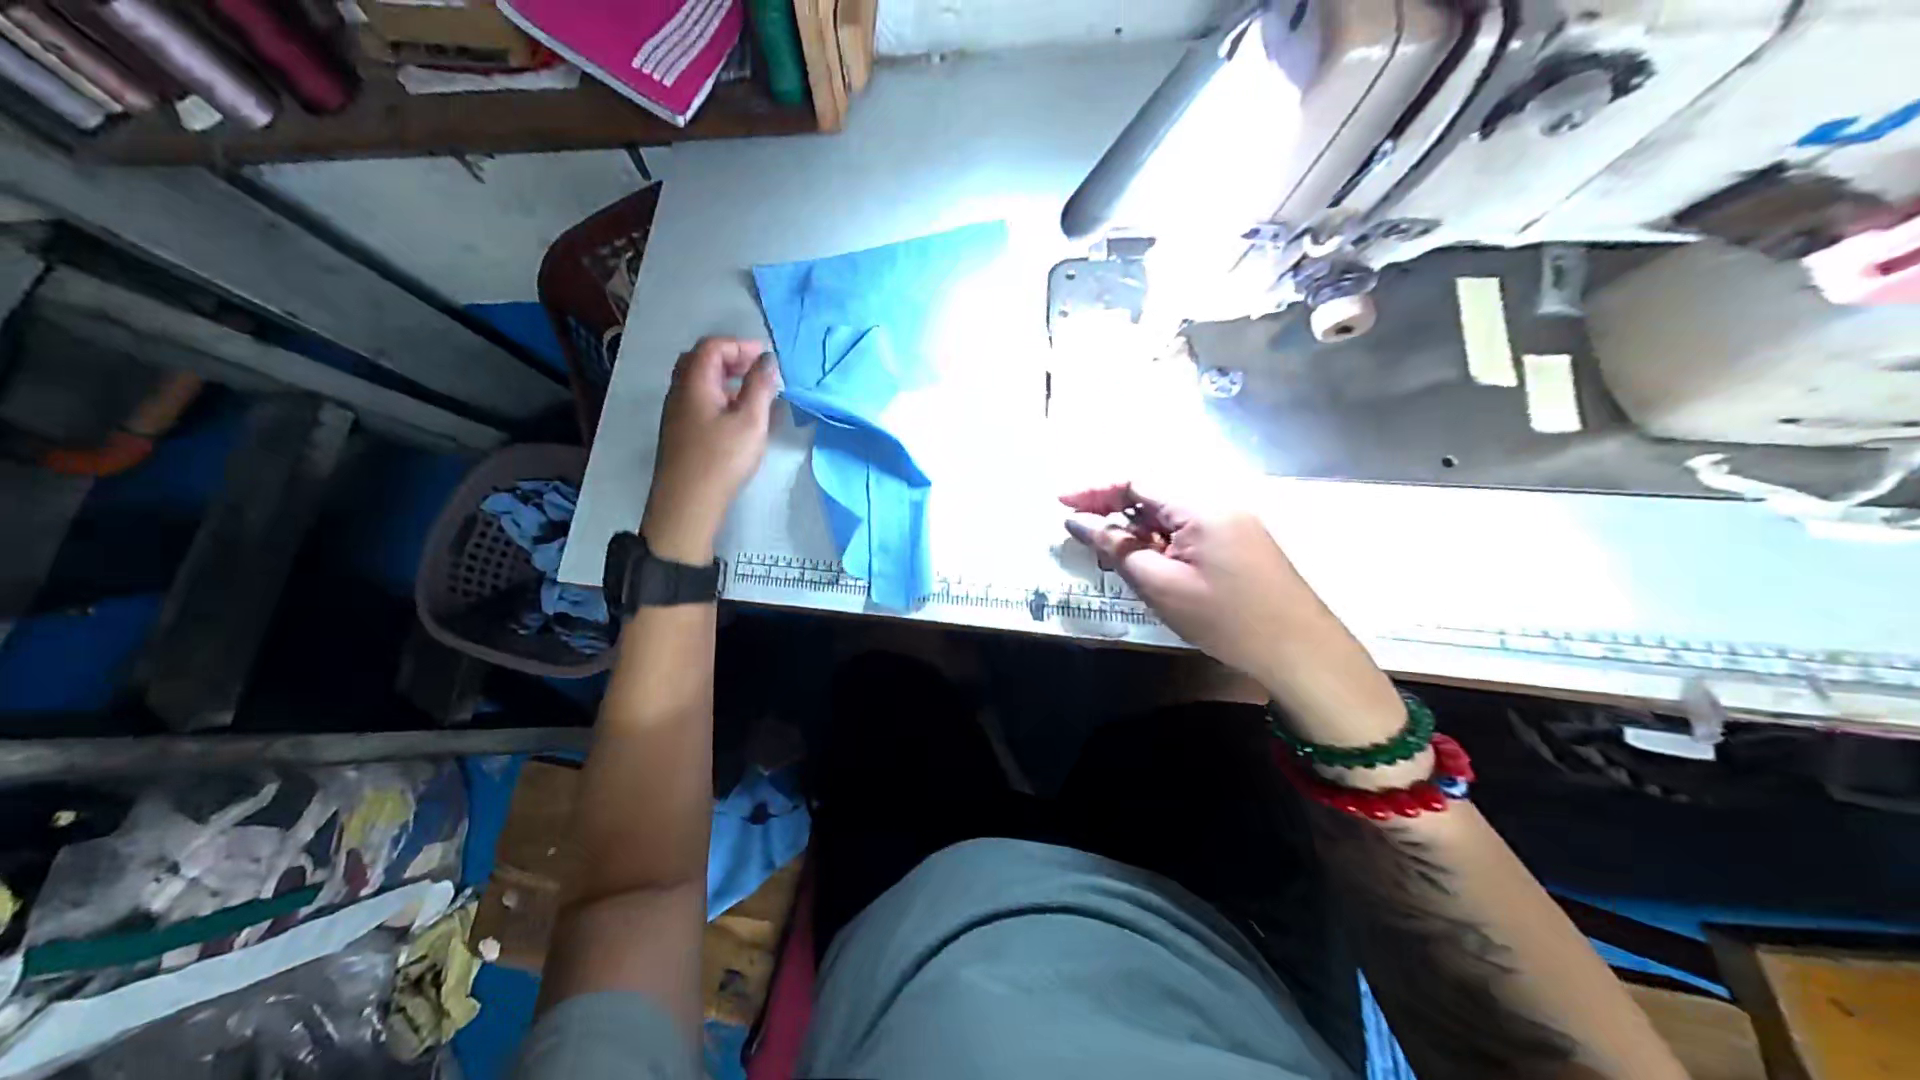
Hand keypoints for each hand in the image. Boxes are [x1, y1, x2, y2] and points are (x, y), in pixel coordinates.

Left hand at [643, 337, 779, 563]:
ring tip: (755, 394)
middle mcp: (679, 392)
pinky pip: (700, 401)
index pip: (712, 347)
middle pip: (701, 360)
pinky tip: (739, 417)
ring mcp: (676, 413)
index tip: (765, 358)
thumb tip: (767, 360)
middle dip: (731, 359)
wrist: (687, 504)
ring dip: (727, 379)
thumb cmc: (722, 459)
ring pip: (700, 383)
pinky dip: (721, 397)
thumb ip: (760, 386)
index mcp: (694, 383)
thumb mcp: (750, 421)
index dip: (739, 345)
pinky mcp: (680, 432)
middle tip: (758, 371)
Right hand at [1061, 481, 1409, 756]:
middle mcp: (1218, 503)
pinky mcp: (1239, 542)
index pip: (1137, 481)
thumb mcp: (1160, 584)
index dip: (1095, 489)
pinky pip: (1188, 529)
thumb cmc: (1226, 618)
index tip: (1061, 502)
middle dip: (1112, 507)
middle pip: (1153, 493)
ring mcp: (1233, 522)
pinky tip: (1145, 560)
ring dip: (1135, 526)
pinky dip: (1160, 539)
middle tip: (1079, 528)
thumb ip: (1116, 548)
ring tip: (1106, 550)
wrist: (1301, 651)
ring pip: (1170, 513)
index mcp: (1200, 505)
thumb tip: (1078, 521)